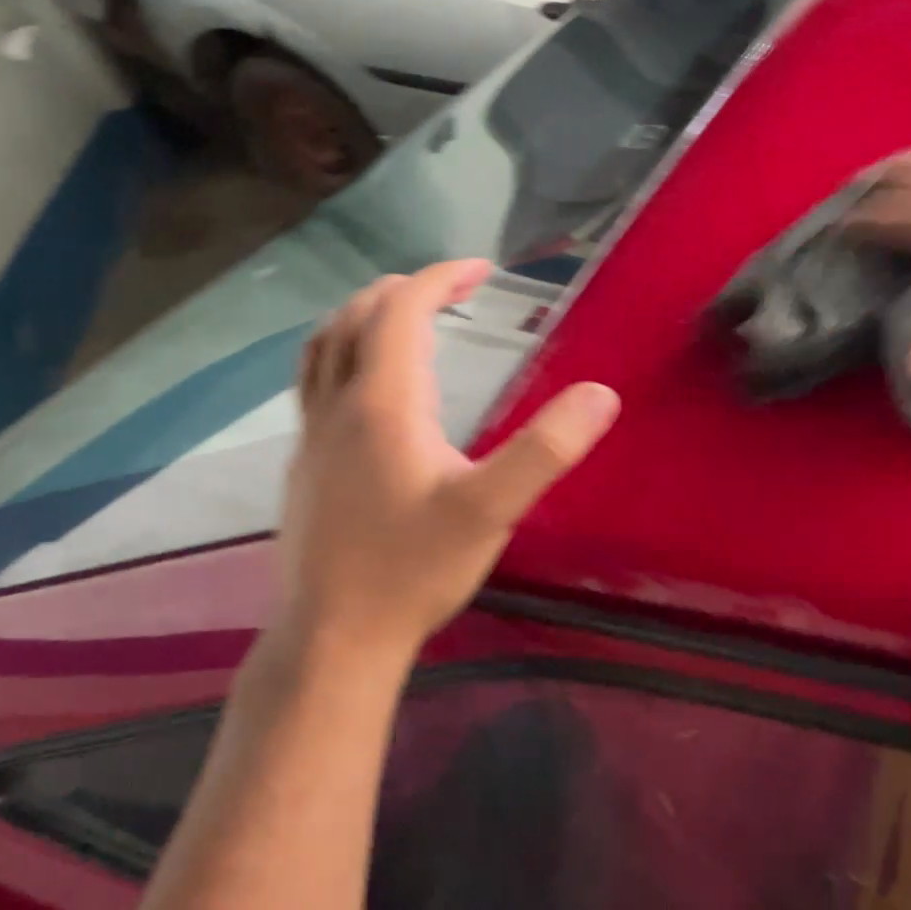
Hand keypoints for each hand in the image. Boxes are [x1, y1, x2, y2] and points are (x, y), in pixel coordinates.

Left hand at [277, 259, 618, 654]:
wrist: (334, 639)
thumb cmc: (414, 569)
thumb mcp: (493, 509)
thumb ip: (547, 450)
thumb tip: (603, 394)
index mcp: (383, 405)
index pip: (400, 312)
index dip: (439, 279)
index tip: (483, 270)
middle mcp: (339, 409)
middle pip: (355, 320)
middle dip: (406, 290)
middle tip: (456, 289)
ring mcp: (313, 439)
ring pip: (323, 349)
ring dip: (366, 317)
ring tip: (406, 318)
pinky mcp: (307, 469)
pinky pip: (318, 383)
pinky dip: (348, 355)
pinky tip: (375, 389)